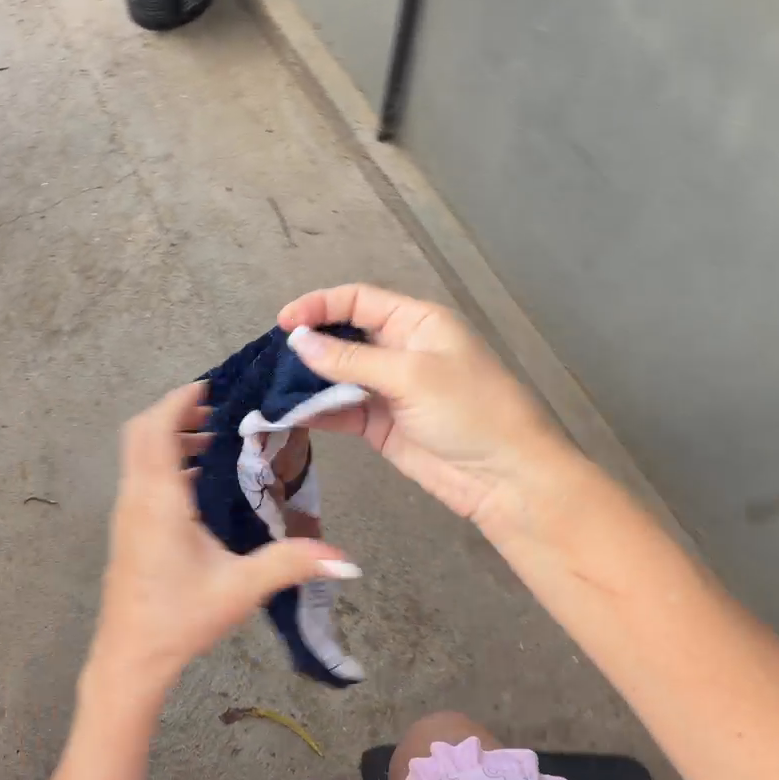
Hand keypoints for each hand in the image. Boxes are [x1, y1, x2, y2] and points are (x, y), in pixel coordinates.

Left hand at [90, 382, 357, 697]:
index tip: (210, 386)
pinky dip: (163, 461)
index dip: (178, 400)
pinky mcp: (126, 528)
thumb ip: (291, 564)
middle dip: (174, 412)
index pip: (157, 428)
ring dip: (168, 437)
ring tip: (214, 440)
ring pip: (137, 454)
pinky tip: (198, 481)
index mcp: (158, 499)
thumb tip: (346, 559)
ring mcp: (126, 512)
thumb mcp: (240, 588)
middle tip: (217, 410)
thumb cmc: (180, 617)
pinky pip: (140, 475)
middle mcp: (135, 497)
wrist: (130, 656)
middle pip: (140, 432)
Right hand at [278, 284, 569, 526]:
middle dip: (308, 344)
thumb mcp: (410, 376)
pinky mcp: (379, 424)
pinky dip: (315, 411)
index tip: (283, 322)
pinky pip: (339, 410)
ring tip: (273, 388)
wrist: (505, 479)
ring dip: (307, 381)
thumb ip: (350, 359)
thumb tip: (297, 340)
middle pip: (343, 336)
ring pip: (336, 376)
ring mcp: (388, 388)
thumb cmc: (470, 411)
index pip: (358, 301)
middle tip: (272, 359)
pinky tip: (289, 414)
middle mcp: (399, 349)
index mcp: (416, 323)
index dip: (319, 306)